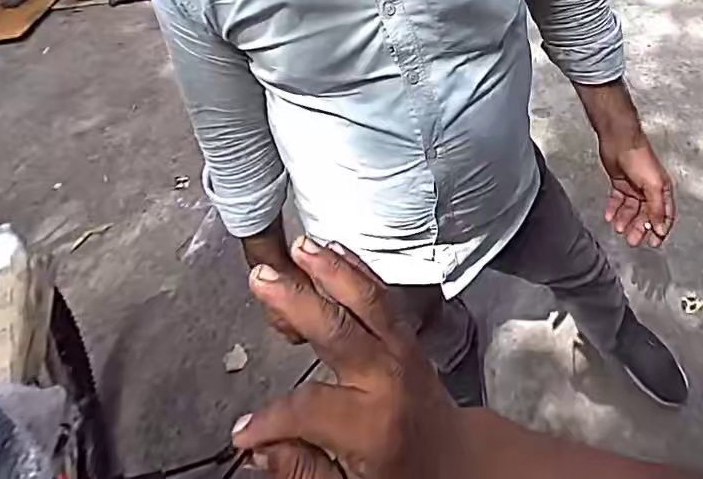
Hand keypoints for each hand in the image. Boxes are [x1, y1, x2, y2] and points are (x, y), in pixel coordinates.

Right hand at [231, 236, 463, 478]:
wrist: (458, 462)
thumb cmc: (403, 476)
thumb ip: (305, 471)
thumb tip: (261, 449)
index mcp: (374, 426)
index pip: (310, 408)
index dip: (271, 418)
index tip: (244, 429)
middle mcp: (388, 378)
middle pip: (338, 329)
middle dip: (296, 300)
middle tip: (261, 277)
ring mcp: (401, 348)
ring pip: (366, 299)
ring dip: (331, 268)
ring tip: (300, 246)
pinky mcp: (406, 332)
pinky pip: (382, 292)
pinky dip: (357, 266)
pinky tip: (333, 248)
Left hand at [599, 131, 674, 247]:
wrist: (619, 141)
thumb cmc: (640, 159)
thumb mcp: (653, 185)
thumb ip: (656, 208)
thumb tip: (659, 228)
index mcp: (662, 192)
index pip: (664, 216)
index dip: (659, 230)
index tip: (653, 243)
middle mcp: (649, 191)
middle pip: (645, 215)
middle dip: (639, 228)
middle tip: (632, 240)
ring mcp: (634, 187)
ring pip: (630, 209)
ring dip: (625, 220)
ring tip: (618, 229)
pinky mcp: (619, 183)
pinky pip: (617, 200)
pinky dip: (613, 209)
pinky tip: (609, 217)